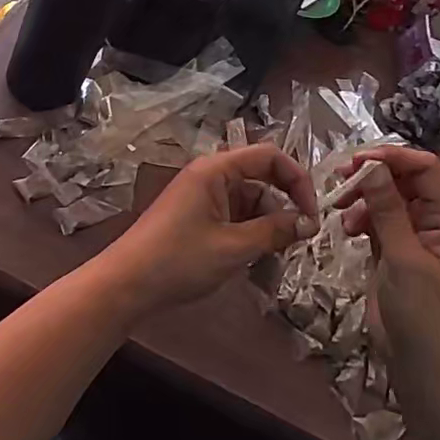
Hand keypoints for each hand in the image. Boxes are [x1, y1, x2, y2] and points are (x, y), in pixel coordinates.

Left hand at [97, 143, 319, 314]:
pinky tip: (256, 258)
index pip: (269, 156)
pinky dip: (249, 232)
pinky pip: (233, 215)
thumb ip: (274, 231)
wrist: (127, 283)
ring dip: (267, 223)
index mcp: (215, 170)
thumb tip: (308, 223)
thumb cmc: (179, 260)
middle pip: (260, 178)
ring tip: (276, 255)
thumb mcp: (233, 247)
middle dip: (283, 206)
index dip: (297, 180)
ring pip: (249, 200)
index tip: (312, 215)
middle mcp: (209, 176)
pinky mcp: (196, 216)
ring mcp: (201, 196)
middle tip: (300, 240)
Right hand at [333, 147, 439, 397]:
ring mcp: (410, 239)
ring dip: (361, 198)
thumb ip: (387, 211)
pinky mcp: (391, 255)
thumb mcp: (403, 260)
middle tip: (339, 180)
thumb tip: (372, 166)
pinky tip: (347, 231)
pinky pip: (374, 221)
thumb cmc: (423, 317)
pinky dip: (358, 218)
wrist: (426, 371)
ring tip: (340, 214)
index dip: (393, 157)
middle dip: (371, 174)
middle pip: (402, 180)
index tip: (356, 161)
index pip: (425, 169)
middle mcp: (430, 224)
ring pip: (384, 199)